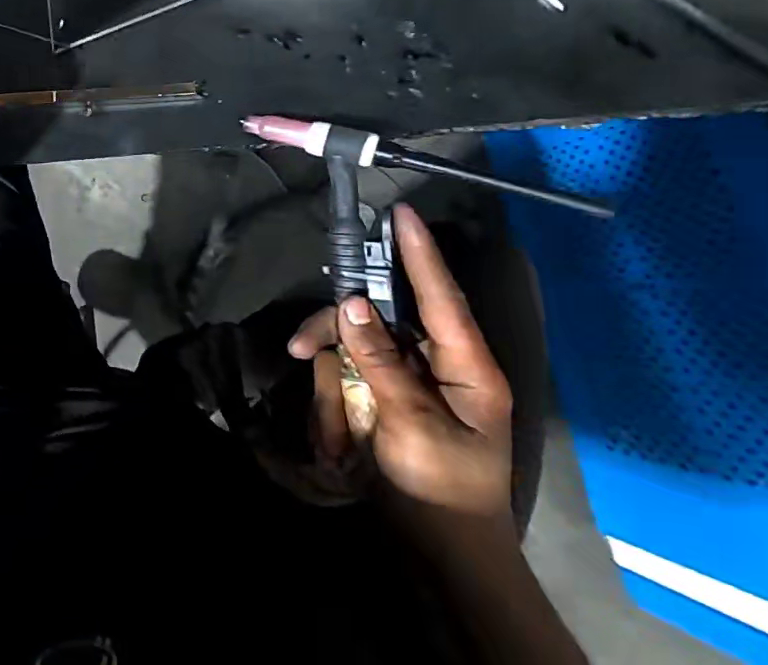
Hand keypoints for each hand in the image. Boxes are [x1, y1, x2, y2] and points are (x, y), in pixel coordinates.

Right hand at [288, 204, 513, 527]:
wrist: (440, 555)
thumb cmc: (440, 491)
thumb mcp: (413, 427)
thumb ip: (382, 363)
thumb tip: (353, 306)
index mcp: (466, 367)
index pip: (441, 297)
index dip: (420, 253)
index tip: (402, 213)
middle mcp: (436, 363)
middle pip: (379, 318)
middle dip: (339, 331)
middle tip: (301, 344)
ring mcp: (407, 380)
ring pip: (354, 347)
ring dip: (333, 382)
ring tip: (335, 435)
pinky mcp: (384, 396)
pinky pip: (347, 377)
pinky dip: (333, 403)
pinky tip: (341, 442)